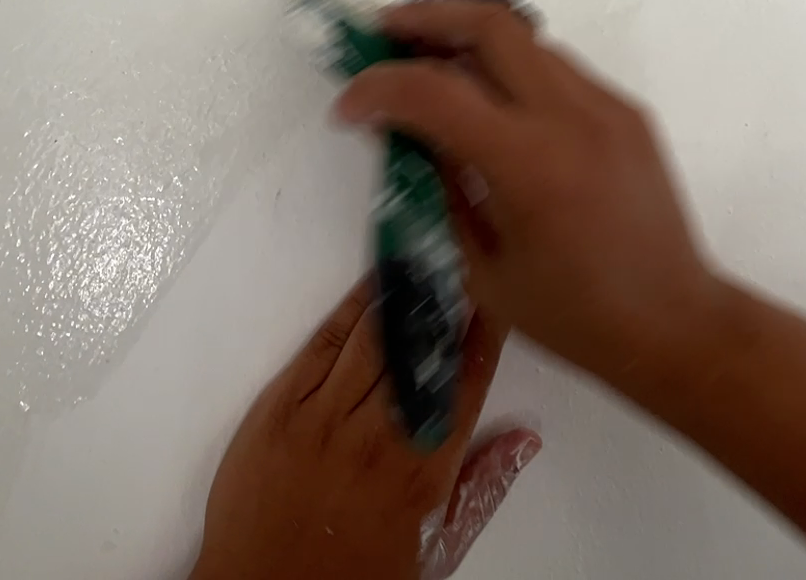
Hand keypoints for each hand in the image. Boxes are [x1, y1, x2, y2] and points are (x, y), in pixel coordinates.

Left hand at [192, 277, 539, 579]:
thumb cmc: (353, 575)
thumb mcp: (432, 547)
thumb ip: (479, 484)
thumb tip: (524, 438)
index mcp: (422, 469)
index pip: (464, 384)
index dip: (482, 335)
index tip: (494, 296)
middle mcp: (378, 434)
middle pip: (420, 350)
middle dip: (443, 301)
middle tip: (460, 258)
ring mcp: (325, 415)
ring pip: (374, 337)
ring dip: (402, 294)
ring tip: (422, 256)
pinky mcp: (281, 406)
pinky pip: (323, 345)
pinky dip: (350, 310)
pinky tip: (371, 286)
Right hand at [334, 0, 721, 382]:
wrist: (678, 325)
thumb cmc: (573, 316)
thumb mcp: (482, 267)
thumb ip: (441, 188)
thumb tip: (407, 135)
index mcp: (529, 165)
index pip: (435, 92)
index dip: (377, 87)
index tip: (348, 106)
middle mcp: (571, 116)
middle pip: (489, 24)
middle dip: (424, 18)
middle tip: (383, 32)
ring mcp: (607, 106)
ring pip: (524, 40)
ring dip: (467, 39)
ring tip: (429, 61)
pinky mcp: (627, 111)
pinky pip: (555, 69)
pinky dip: (509, 69)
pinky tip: (491, 101)